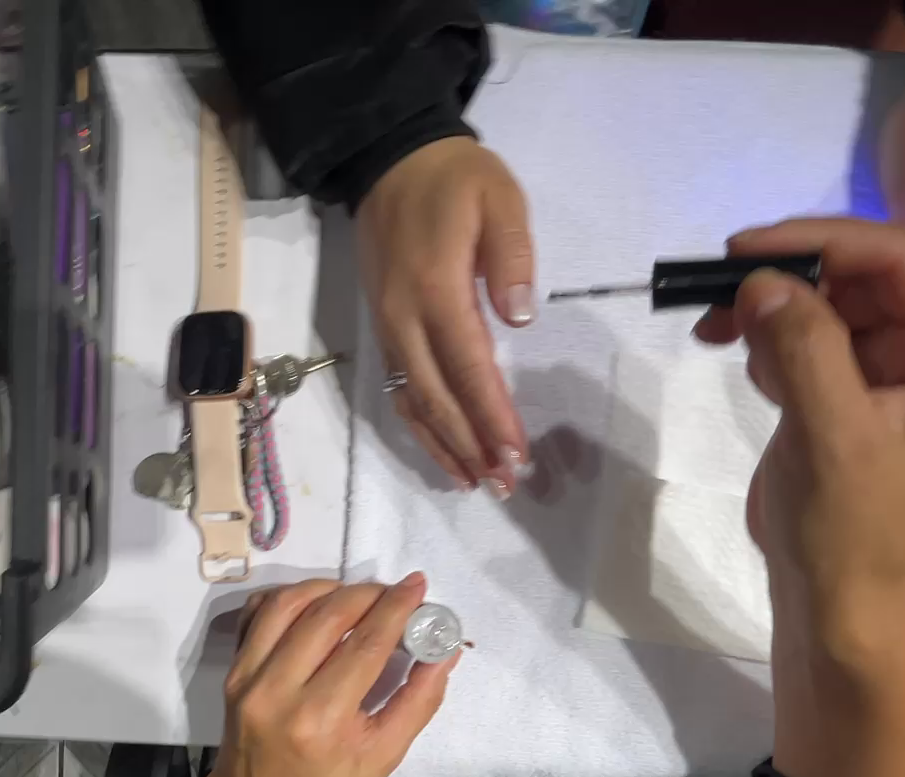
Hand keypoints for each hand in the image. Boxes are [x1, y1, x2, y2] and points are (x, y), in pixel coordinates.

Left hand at [206, 575, 456, 776]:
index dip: (395, 609)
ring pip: (288, 603)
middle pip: (327, 615)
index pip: (365, 645)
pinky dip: (289, 596)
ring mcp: (247, 676)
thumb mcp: (383, 758)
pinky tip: (316, 603)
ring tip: (357, 596)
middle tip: (393, 593)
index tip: (417, 586)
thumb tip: (445, 650)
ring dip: (329, 588)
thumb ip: (418, 701)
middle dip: (367, 594)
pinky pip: (258, 612)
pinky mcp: (233, 668)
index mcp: (321, 720)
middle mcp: (278, 691)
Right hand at [359, 137, 535, 496]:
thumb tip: (520, 317)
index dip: (491, 414)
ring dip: (445, 447)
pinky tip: (444, 452)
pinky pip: (399, 392)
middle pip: (437, 397)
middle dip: (471, 445)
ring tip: (476, 482)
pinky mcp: (384, 335)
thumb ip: (511, 254)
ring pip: (413, 404)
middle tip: (503, 483)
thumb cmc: (453, 180)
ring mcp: (388, 332)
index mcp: (435, 289)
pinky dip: (422, 429)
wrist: (388, 165)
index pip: (468, 366)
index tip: (515, 454)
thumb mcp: (498, 196)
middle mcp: (403, 322)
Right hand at [694, 219, 904, 632]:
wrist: (831, 587)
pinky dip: (765, 340)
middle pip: (859, 274)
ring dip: (768, 309)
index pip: (903, 261)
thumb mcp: (833, 435)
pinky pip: (803, 336)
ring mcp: (889, 363)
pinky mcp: (844, 385)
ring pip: (823, 301)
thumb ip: (803, 351)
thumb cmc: (852, 524)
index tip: (743, 249)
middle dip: (788, 279)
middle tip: (715, 291)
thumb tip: (758, 281)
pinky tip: (744, 363)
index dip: (823, 243)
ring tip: (715, 332)